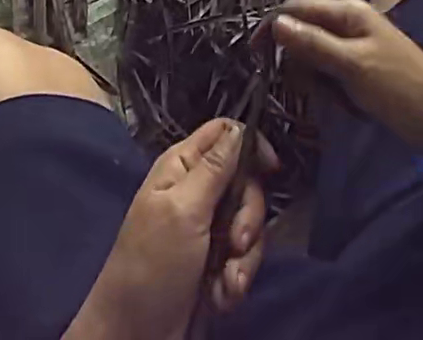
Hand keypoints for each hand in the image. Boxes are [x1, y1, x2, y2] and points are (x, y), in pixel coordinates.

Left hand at [65, 119, 276, 339]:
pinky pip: (244, 256)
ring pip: (249, 221)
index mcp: (182, 165)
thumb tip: (241, 127)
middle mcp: (197, 189)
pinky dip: (237, 278)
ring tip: (226, 282)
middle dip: (249, 215)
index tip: (271, 168)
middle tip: (234, 241)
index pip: (224, 131)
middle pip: (245, 179)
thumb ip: (215, 168)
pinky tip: (222, 295)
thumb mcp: (183, 210)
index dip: (251, 143)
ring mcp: (207, 227)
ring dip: (244, 256)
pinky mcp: (215, 261)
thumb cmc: (152, 266)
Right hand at [272, 0, 422, 154]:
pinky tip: (349, 108)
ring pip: (313, 59)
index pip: (295, 9)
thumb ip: (312, 44)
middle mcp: (349, 22)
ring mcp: (356, 47)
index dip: (272, 28)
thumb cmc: (402, 90)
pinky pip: (330, 76)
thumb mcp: (352, 67)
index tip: (254, 57)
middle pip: (301, 34)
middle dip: (301, 65)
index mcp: (348, 12)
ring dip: (317, 84)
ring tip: (341, 103)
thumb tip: (275, 24)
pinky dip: (332, 93)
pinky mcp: (361, 70)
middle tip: (318, 91)